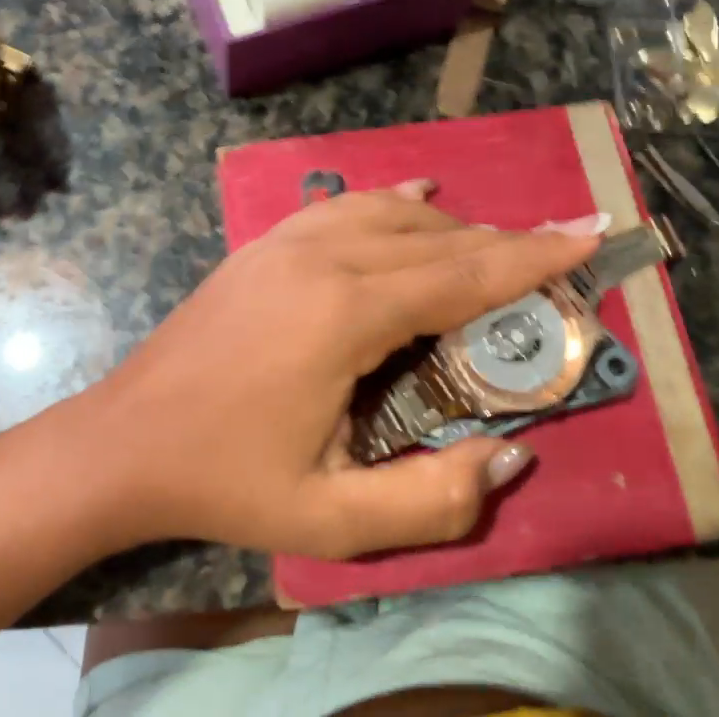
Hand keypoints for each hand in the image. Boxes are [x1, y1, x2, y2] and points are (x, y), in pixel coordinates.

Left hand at [82, 180, 606, 558]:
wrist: (124, 442)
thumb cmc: (226, 481)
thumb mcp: (332, 519)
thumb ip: (433, 500)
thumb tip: (510, 454)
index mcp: (346, 314)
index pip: (462, 275)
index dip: (534, 257)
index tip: (594, 232)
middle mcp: (321, 259)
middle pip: (436, 238)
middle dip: (506, 242)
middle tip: (564, 245)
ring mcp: (284, 244)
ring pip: (391, 213)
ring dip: (452, 225)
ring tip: (497, 246)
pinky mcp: (260, 247)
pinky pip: (342, 209)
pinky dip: (391, 202)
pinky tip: (415, 199)